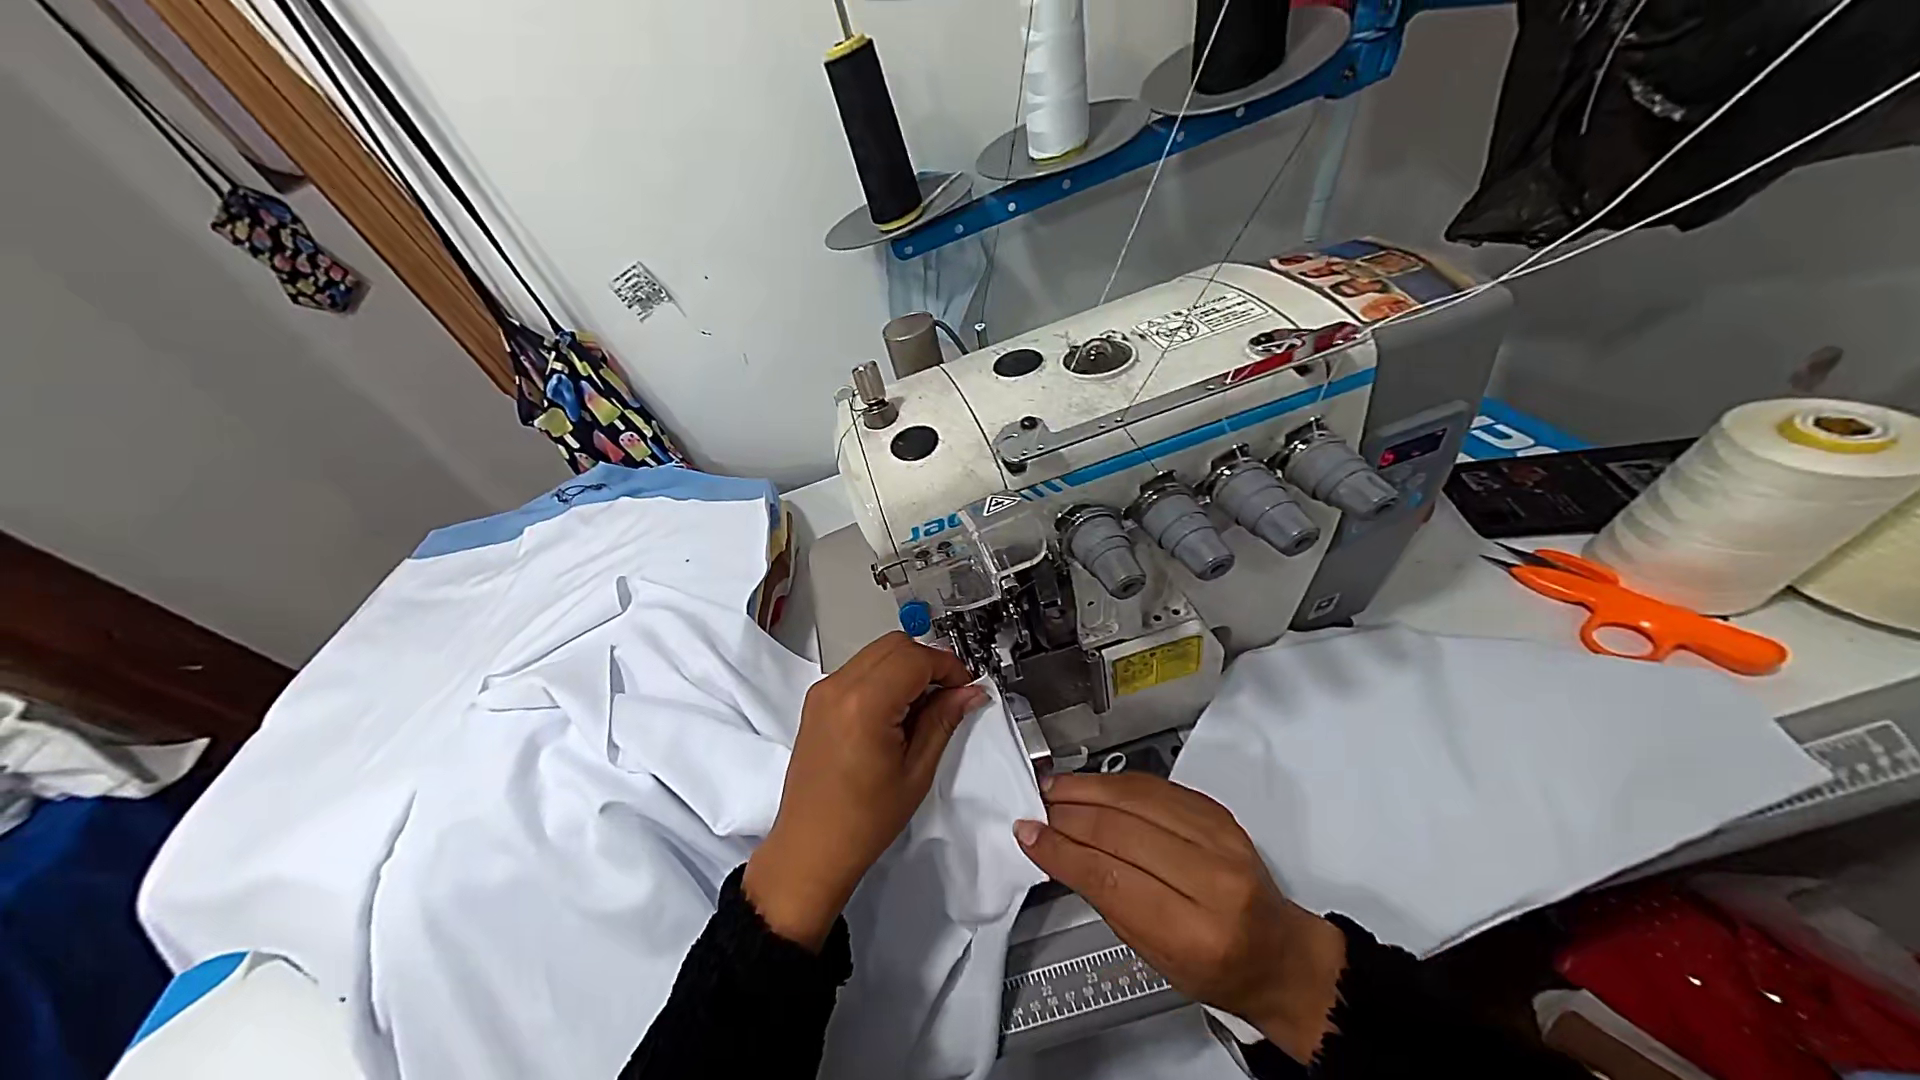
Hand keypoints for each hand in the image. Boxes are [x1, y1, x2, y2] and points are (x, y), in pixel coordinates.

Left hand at [745, 632, 986, 950]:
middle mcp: (838, 689)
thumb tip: (969, 692)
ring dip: (906, 667)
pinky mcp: (817, 701)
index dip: (948, 667)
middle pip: (896, 645)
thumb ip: (944, 720)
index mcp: (864, 705)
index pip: (916, 658)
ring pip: (877, 653)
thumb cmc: (861, 822)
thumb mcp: (917, 771)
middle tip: (949, 694)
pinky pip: (859, 669)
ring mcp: (823, 692)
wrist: (811, 849)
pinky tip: (897, 711)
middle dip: (928, 662)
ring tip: (923, 707)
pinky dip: (884, 677)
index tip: (965, 687)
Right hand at [1014, 773, 1346, 1062]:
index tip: (1028, 834)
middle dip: (1067, 815)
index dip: (1061, 850)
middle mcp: (1213, 879)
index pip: (1110, 877)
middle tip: (1036, 808)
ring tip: (1054, 789)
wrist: (1275, 952)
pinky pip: (1155, 787)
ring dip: (1085, 789)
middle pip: (1120, 830)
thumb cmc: (1214, 967)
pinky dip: (1115, 782)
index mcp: (1194, 931)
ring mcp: (1220, 838)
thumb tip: (1056, 848)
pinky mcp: (1218, 812)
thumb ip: (1104, 895)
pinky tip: (1090, 784)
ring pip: (1135, 798)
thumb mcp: (1151, 952)